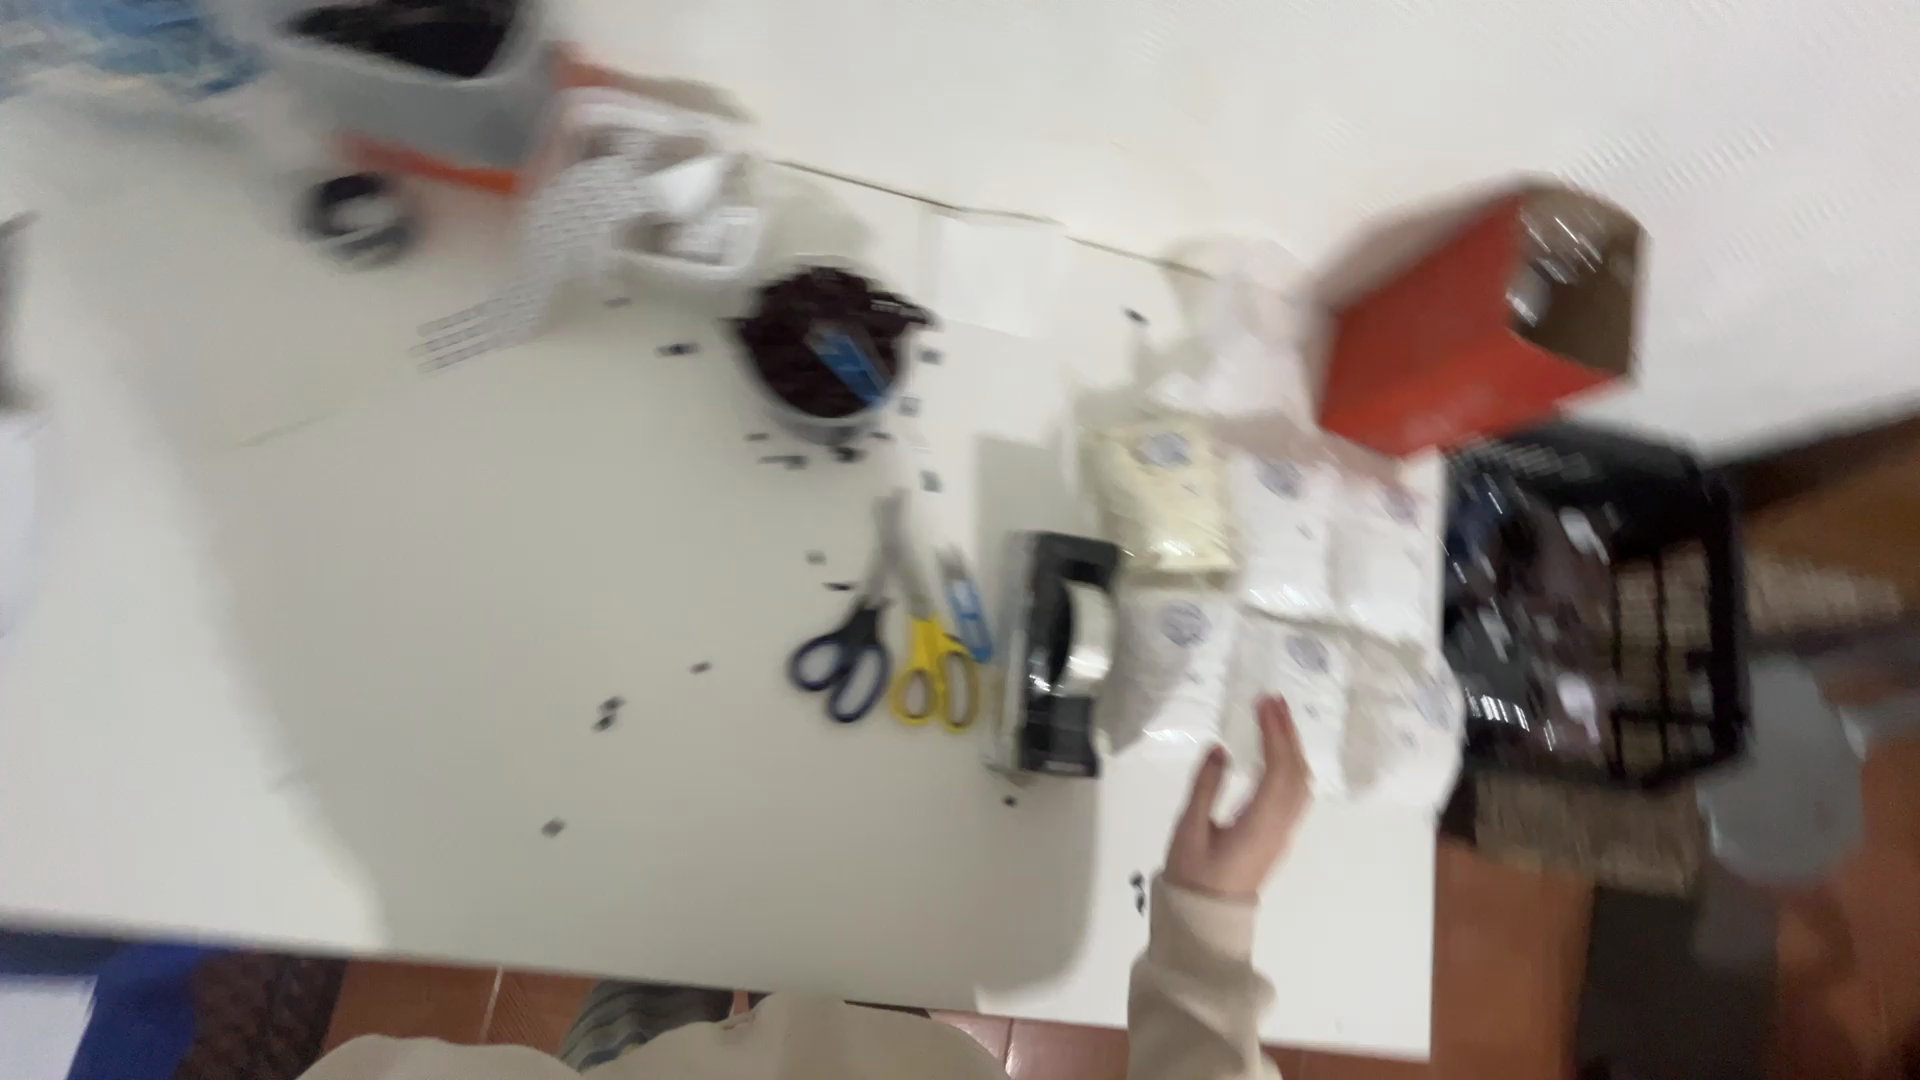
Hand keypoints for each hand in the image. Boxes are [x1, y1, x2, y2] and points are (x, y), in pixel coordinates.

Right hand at [1165, 696, 1310, 901]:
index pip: (1278, 771)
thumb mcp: (1189, 828)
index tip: (1263, 704)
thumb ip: (1205, 787)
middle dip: (1288, 734)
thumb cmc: (1192, 874)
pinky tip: (1274, 752)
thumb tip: (1221, 748)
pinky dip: (1289, 765)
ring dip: (1291, 748)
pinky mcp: (1276, 835)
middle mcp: (1280, 826)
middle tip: (1272, 701)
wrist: (1204, 917)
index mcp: (1260, 824)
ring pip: (1299, 785)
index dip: (1275, 734)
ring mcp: (1281, 832)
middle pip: (1296, 774)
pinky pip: (1293, 794)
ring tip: (1276, 718)